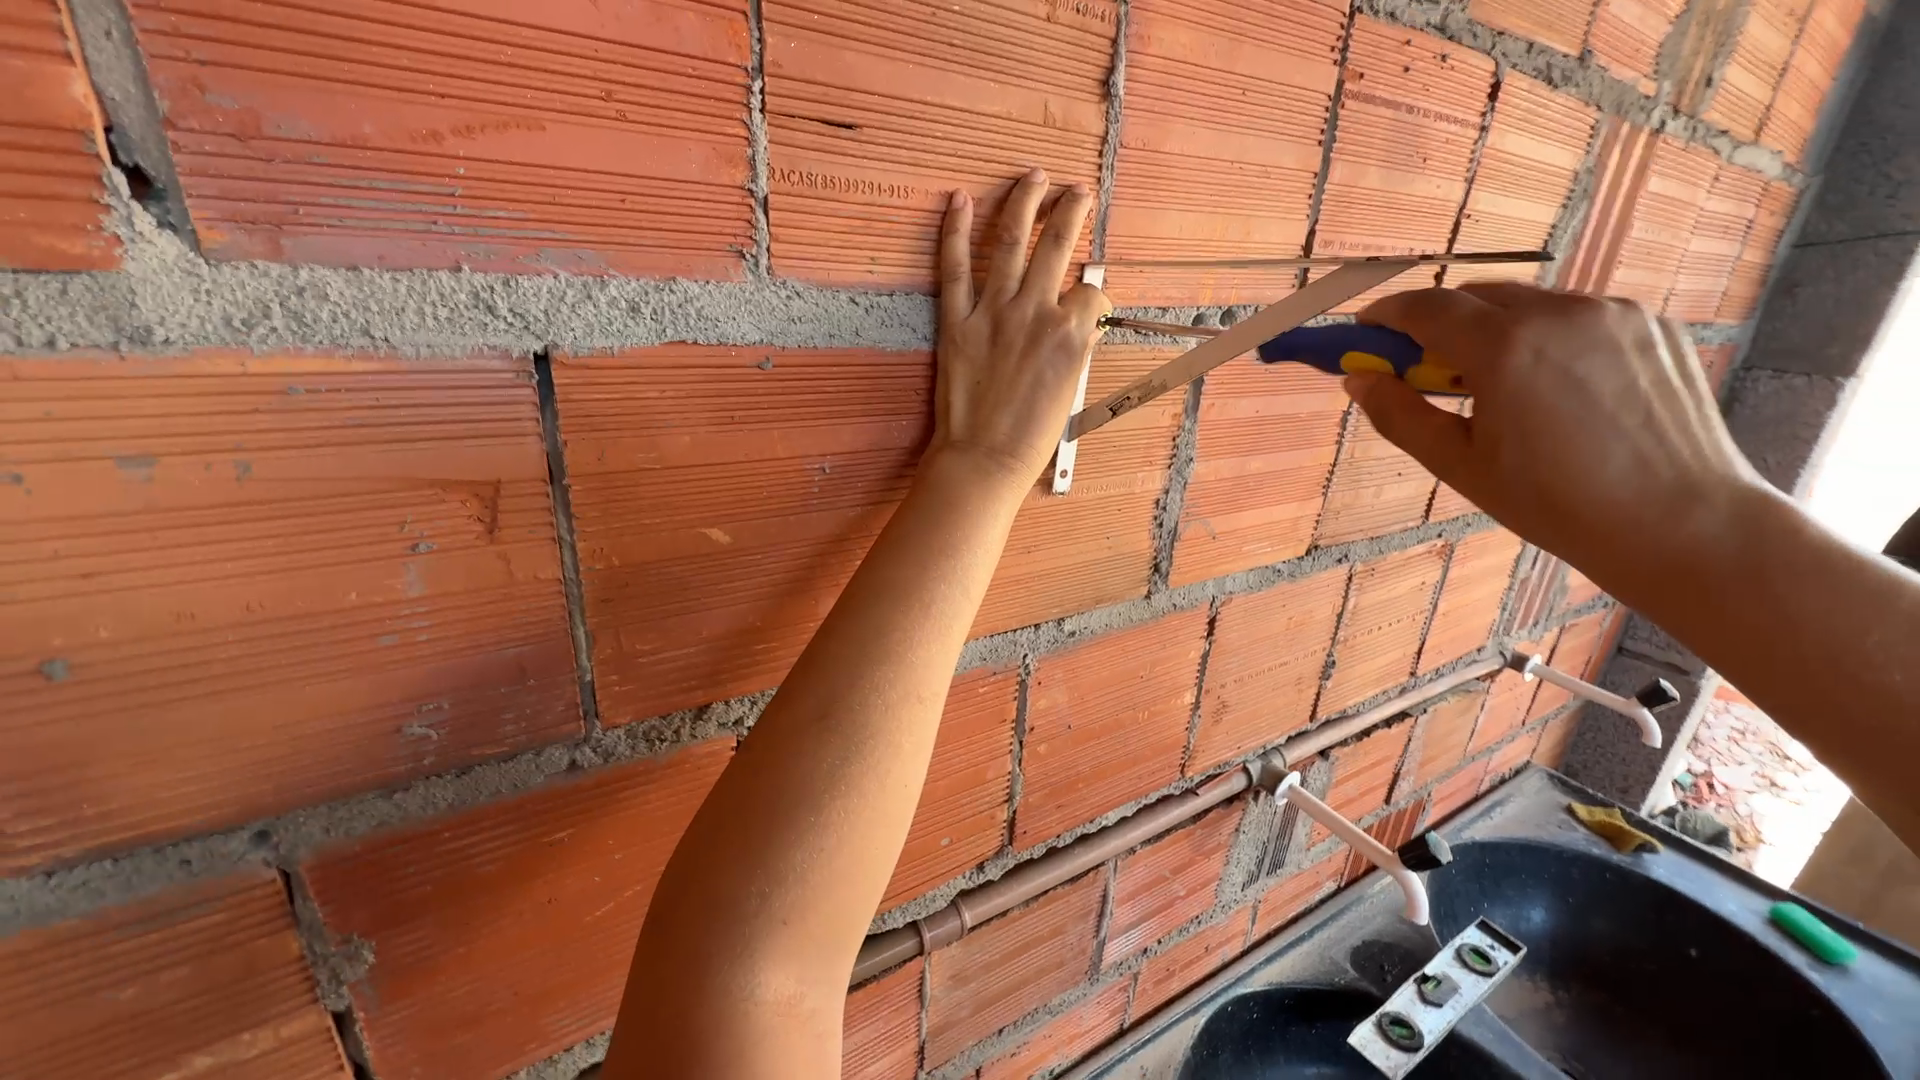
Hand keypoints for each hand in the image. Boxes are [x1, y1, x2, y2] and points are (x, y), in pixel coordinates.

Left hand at [927, 168, 1110, 492]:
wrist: (984, 459)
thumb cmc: (1030, 438)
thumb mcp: (1070, 391)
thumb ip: (1076, 348)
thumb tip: (1080, 322)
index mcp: (1071, 333)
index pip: (1091, 293)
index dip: (1094, 296)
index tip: (1087, 303)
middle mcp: (1036, 312)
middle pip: (1058, 244)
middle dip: (1070, 210)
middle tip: (1076, 190)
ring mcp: (994, 312)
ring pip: (1011, 240)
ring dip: (1025, 201)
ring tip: (1033, 176)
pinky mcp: (957, 320)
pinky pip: (955, 265)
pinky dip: (955, 229)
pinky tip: (960, 199)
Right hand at [1348, 283, 1763, 585]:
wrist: (1680, 521)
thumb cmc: (1552, 503)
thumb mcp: (1458, 465)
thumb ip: (1399, 415)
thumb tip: (1357, 380)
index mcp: (1504, 348)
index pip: (1426, 307)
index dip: (1386, 315)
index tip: (1365, 331)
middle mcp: (1559, 312)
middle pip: (1476, 296)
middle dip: (1439, 322)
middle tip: (1425, 368)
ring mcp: (1613, 313)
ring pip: (1529, 304)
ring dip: (1495, 330)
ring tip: (1500, 386)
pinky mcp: (1652, 324)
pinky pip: (1579, 316)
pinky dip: (1547, 338)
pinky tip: (1556, 388)